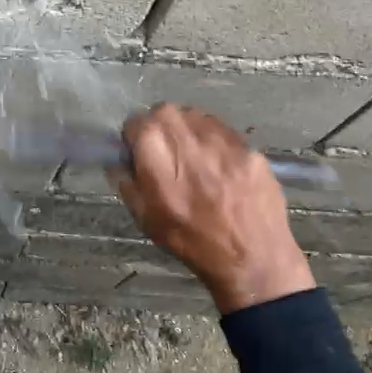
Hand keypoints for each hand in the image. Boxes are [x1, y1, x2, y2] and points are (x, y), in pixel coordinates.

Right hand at [115, 102, 315, 314]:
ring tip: (196, 161)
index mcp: (155, 146)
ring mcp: (223, 137)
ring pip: (195, 117)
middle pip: (165, 113)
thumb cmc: (190, 240)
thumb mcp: (144, 217)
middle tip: (168, 157)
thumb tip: (119, 161)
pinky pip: (225, 134)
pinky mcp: (250, 146)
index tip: (142, 158)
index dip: (135, 141)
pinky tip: (222, 170)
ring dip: (189, 132)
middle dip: (162, 129)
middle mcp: (187, 130)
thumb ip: (126, 181)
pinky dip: (218, 144)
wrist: (252, 260)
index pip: (134, 122)